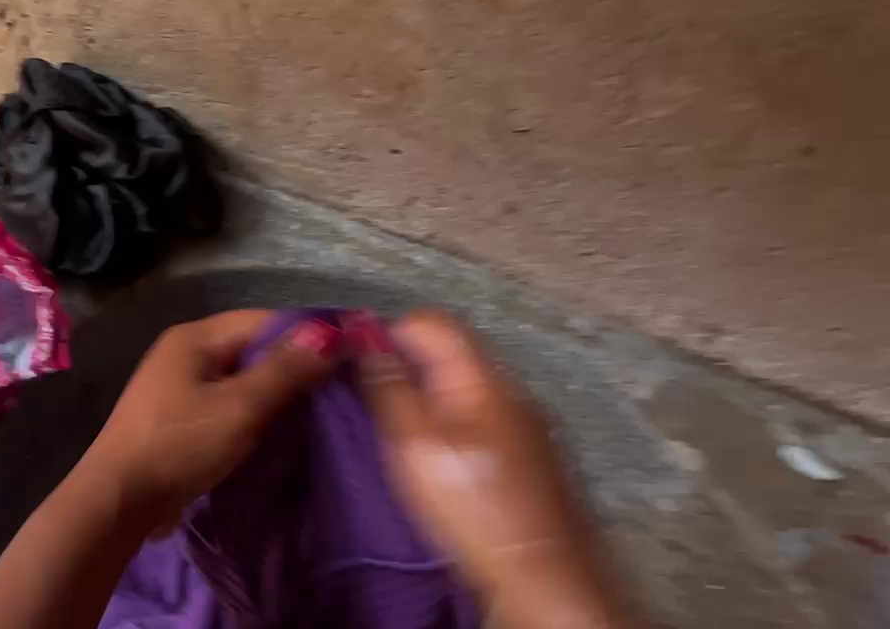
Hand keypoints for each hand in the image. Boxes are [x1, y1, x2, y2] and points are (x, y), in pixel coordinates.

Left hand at [78, 309, 339, 526]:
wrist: (123, 494)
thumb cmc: (180, 443)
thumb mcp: (239, 407)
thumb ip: (282, 371)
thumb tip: (327, 332)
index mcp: (194, 337)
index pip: (261, 320)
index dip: (306, 335)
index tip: (351, 358)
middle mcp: (186, 351)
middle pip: (251, 347)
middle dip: (294, 366)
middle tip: (344, 392)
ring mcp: (180, 382)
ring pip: (242, 377)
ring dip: (276, 393)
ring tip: (323, 414)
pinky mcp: (181, 414)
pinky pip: (228, 401)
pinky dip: (255, 412)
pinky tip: (283, 433)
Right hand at [351, 310, 633, 628]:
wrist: (550, 587)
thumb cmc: (471, 507)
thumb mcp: (412, 441)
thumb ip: (385, 381)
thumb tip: (361, 330)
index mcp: (484, 378)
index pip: (430, 319)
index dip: (388, 330)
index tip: (356, 361)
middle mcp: (512, 388)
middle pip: (449, 346)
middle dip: (404, 359)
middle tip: (369, 396)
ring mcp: (528, 421)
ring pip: (462, 379)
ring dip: (425, 387)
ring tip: (396, 424)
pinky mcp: (532, 452)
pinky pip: (479, 408)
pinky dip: (449, 413)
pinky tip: (436, 450)